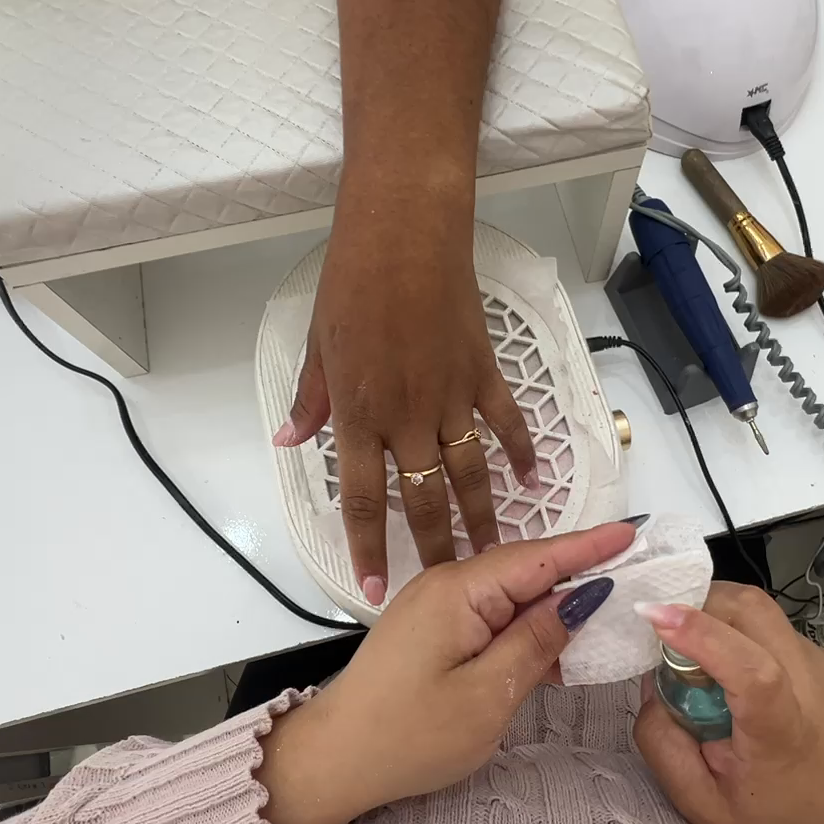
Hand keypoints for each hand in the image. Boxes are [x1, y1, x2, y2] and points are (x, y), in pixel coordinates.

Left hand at [256, 521, 632, 823]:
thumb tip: (581, 598)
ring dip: (553, 602)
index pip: (538, 557)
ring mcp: (438, 604)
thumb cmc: (407, 736)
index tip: (633, 530)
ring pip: (510, 592)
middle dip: (578, 569)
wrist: (334, 760)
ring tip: (605, 608)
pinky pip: (491, 613)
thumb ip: (536, 641)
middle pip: (526, 568)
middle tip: (632, 570)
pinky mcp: (434, 626)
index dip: (589, 545)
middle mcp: (447, 584)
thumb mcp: (486, 696)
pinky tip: (554, 645)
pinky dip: (524, 625)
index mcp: (459, 591)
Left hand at [273, 175, 537, 605]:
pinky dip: (522, 453)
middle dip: (434, 547)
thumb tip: (291, 441)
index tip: (372, 591)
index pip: (364, 500)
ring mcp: (452, 398)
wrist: (405, 233)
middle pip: (425, 499)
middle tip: (445, 582)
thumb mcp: (317, 343)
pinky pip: (507, 423)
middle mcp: (408, 418)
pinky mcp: (484, 375)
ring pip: (471, 474)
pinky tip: (532, 481)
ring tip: (493, 552)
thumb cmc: (351, 282)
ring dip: (482, 517)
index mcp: (360, 415)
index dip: (368, 551)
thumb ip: (311, 400)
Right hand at [633, 584, 823, 823]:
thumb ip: (663, 744)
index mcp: (782, 733)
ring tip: (696, 643)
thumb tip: (650, 681)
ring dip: (717, 608)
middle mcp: (813, 688)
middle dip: (697, 601)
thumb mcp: (703, 805)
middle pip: (752, 611)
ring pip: (761, 608)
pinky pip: (774, 624)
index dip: (700, 633)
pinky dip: (741, 628)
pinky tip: (734, 663)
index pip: (750, 667)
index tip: (652, 615)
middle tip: (664, 625)